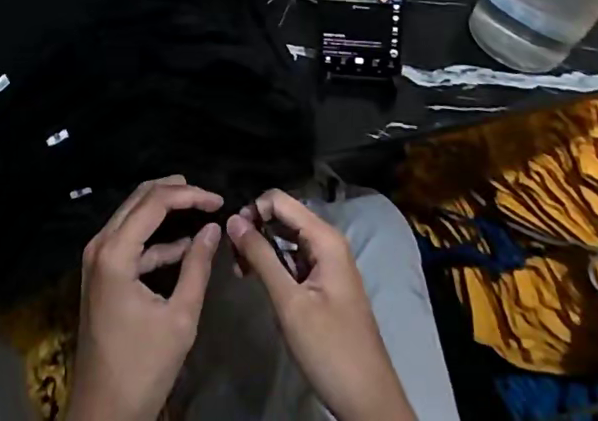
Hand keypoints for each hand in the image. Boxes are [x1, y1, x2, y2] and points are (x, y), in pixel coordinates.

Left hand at [67, 176, 223, 420]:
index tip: (219, 200)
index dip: (190, 195)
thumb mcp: (180, 317)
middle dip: (177, 192)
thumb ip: (197, 266)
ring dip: (166, 209)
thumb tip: (213, 227)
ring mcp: (97, 259)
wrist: (103, 413)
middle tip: (209, 198)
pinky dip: (156, 236)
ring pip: (133, 214)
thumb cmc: (143, 367)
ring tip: (201, 210)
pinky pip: (130, 239)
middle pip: (140, 199)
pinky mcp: (101, 274)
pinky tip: (184, 244)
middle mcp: (100, 246)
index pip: (155, 201)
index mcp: (115, 253)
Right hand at [226, 190, 416, 420]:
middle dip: (255, 230)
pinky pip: (294, 259)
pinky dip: (273, 265)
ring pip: (286, 238)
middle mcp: (328, 241)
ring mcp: (328, 262)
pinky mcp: (324, 282)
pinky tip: (258, 282)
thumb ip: (261, 257)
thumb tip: (234, 220)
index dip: (253, 210)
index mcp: (325, 237)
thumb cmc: (329, 347)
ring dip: (261, 249)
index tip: (231, 237)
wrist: (367, 398)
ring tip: (240, 273)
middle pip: (283, 216)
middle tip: (232, 260)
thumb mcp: (289, 302)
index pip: (280, 200)